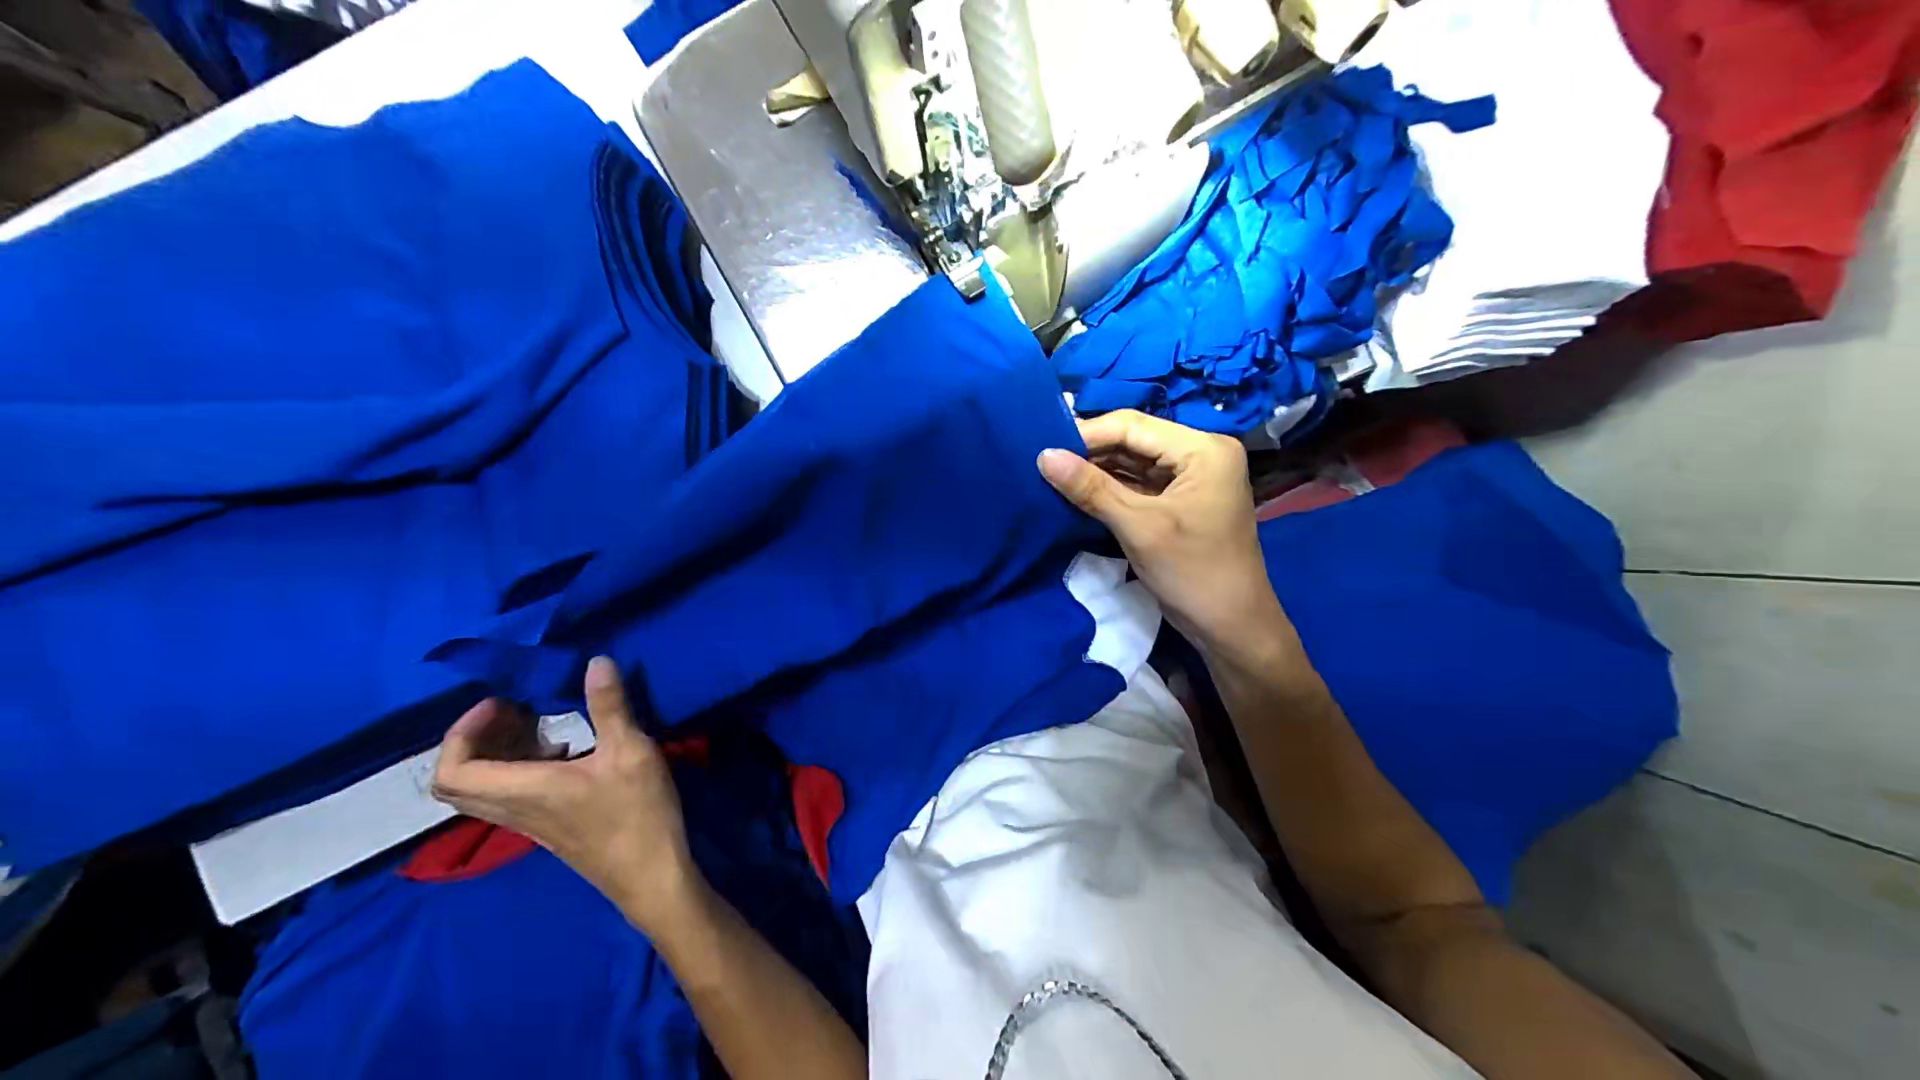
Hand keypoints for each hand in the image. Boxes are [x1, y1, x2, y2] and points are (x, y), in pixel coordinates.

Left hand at [431, 656, 700, 935]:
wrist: (651, 876)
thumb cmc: (637, 813)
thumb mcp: (631, 751)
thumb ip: (610, 705)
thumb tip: (596, 662)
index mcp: (524, 791)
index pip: (451, 771)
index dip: (461, 732)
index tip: (501, 702)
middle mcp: (514, 810)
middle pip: (457, 783)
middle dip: (474, 739)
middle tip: (513, 709)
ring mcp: (530, 823)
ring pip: (483, 790)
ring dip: (496, 753)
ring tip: (538, 723)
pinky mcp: (549, 828)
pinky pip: (509, 796)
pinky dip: (518, 768)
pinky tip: (564, 751)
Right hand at [1038, 409, 1291, 660]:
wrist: (1232, 628)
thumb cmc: (1192, 573)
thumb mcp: (1138, 528)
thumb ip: (1091, 488)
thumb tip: (1043, 455)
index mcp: (1202, 448)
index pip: (1132, 426)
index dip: (1086, 434)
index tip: (1042, 447)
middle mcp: (1200, 452)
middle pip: (1133, 440)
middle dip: (1089, 451)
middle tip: (1043, 462)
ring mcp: (1191, 476)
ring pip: (1133, 461)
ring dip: (1096, 469)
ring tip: (1053, 474)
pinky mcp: (1180, 499)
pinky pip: (1138, 482)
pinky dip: (1110, 487)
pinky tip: (1077, 490)